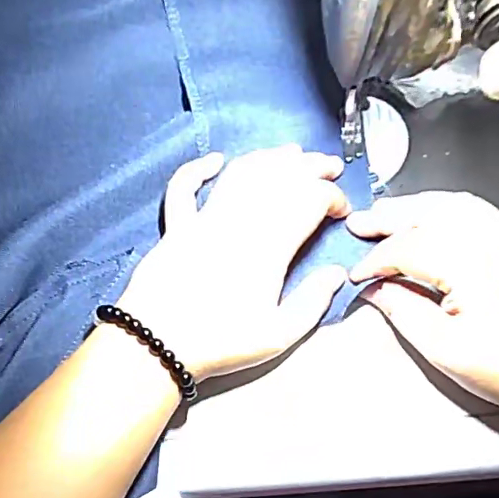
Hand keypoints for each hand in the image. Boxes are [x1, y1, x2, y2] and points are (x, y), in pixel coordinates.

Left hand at [114, 145, 351, 380]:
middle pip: (280, 176)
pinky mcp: (176, 228)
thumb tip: (335, 275)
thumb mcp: (278, 335)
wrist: (157, 343)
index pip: (309, 199)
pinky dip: (198, 169)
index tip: (341, 211)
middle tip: (330, 167)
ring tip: (291, 154)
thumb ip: (312, 302)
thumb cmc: (220, 342)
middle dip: (311, 166)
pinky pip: (184, 187)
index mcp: (269, 246)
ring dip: (269, 158)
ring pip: (241, 172)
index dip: (332, 197)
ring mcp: (204, 220)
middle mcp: (239, 221)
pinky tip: (213, 160)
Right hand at [347, 191, 498, 432]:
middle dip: (392, 216)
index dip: (377, 258)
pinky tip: (434, 224)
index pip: (409, 245)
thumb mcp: (440, 346)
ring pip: (457, 206)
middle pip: (431, 211)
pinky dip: (449, 213)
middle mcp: (496, 238)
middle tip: (362, 224)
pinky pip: (481, 215)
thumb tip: (377, 289)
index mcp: (471, 261)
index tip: (359, 274)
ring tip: (391, 216)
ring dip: (420, 208)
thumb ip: (402, 308)